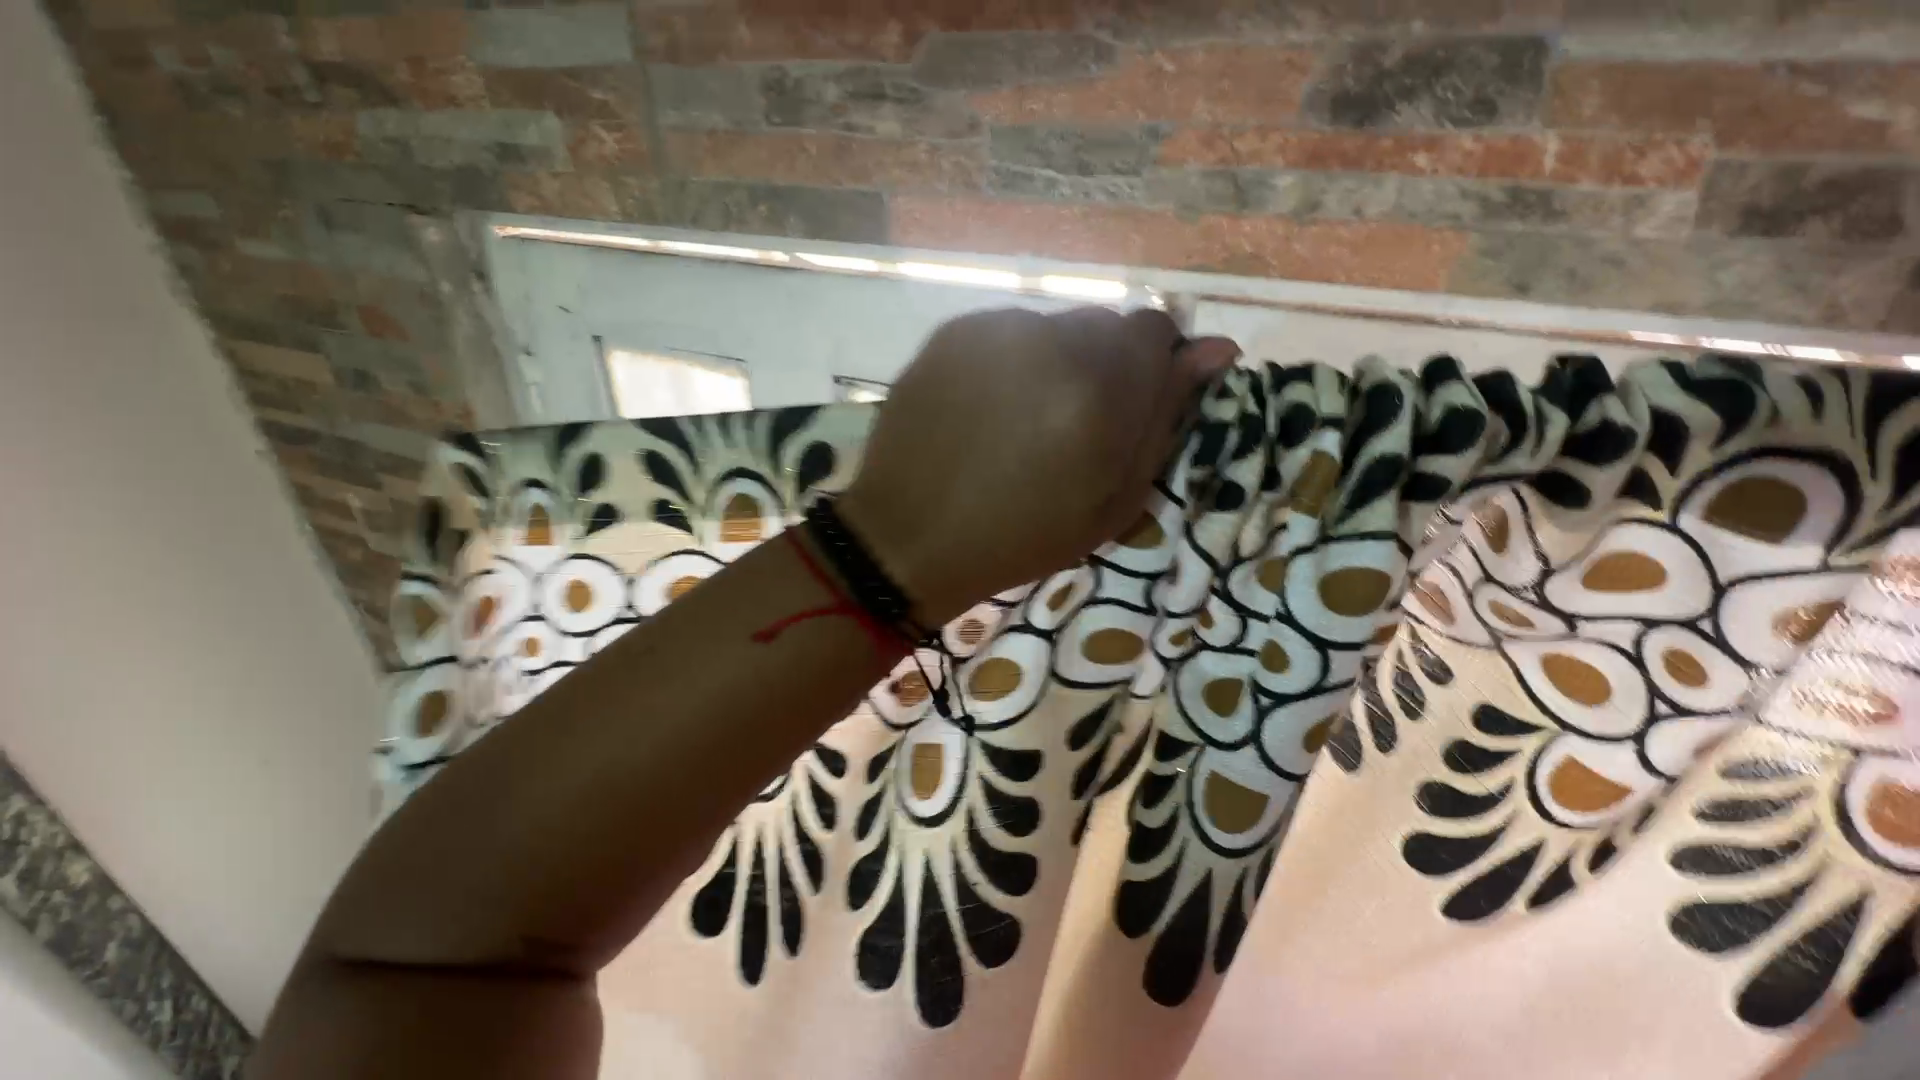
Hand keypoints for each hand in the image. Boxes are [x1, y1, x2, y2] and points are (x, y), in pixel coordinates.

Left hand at [836, 306, 1240, 625]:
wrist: (908, 537)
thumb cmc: (1020, 537)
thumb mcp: (1113, 502)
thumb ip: (1166, 420)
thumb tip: (1215, 349)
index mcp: (1100, 389)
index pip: (1157, 329)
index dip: (1153, 366)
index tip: (1132, 407)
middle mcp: (1050, 341)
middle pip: (1106, 326)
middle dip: (1105, 366)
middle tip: (1073, 426)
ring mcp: (995, 330)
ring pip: (1055, 328)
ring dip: (1056, 363)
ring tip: (1023, 422)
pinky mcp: (954, 331)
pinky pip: (1007, 333)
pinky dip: (1011, 362)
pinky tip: (987, 410)